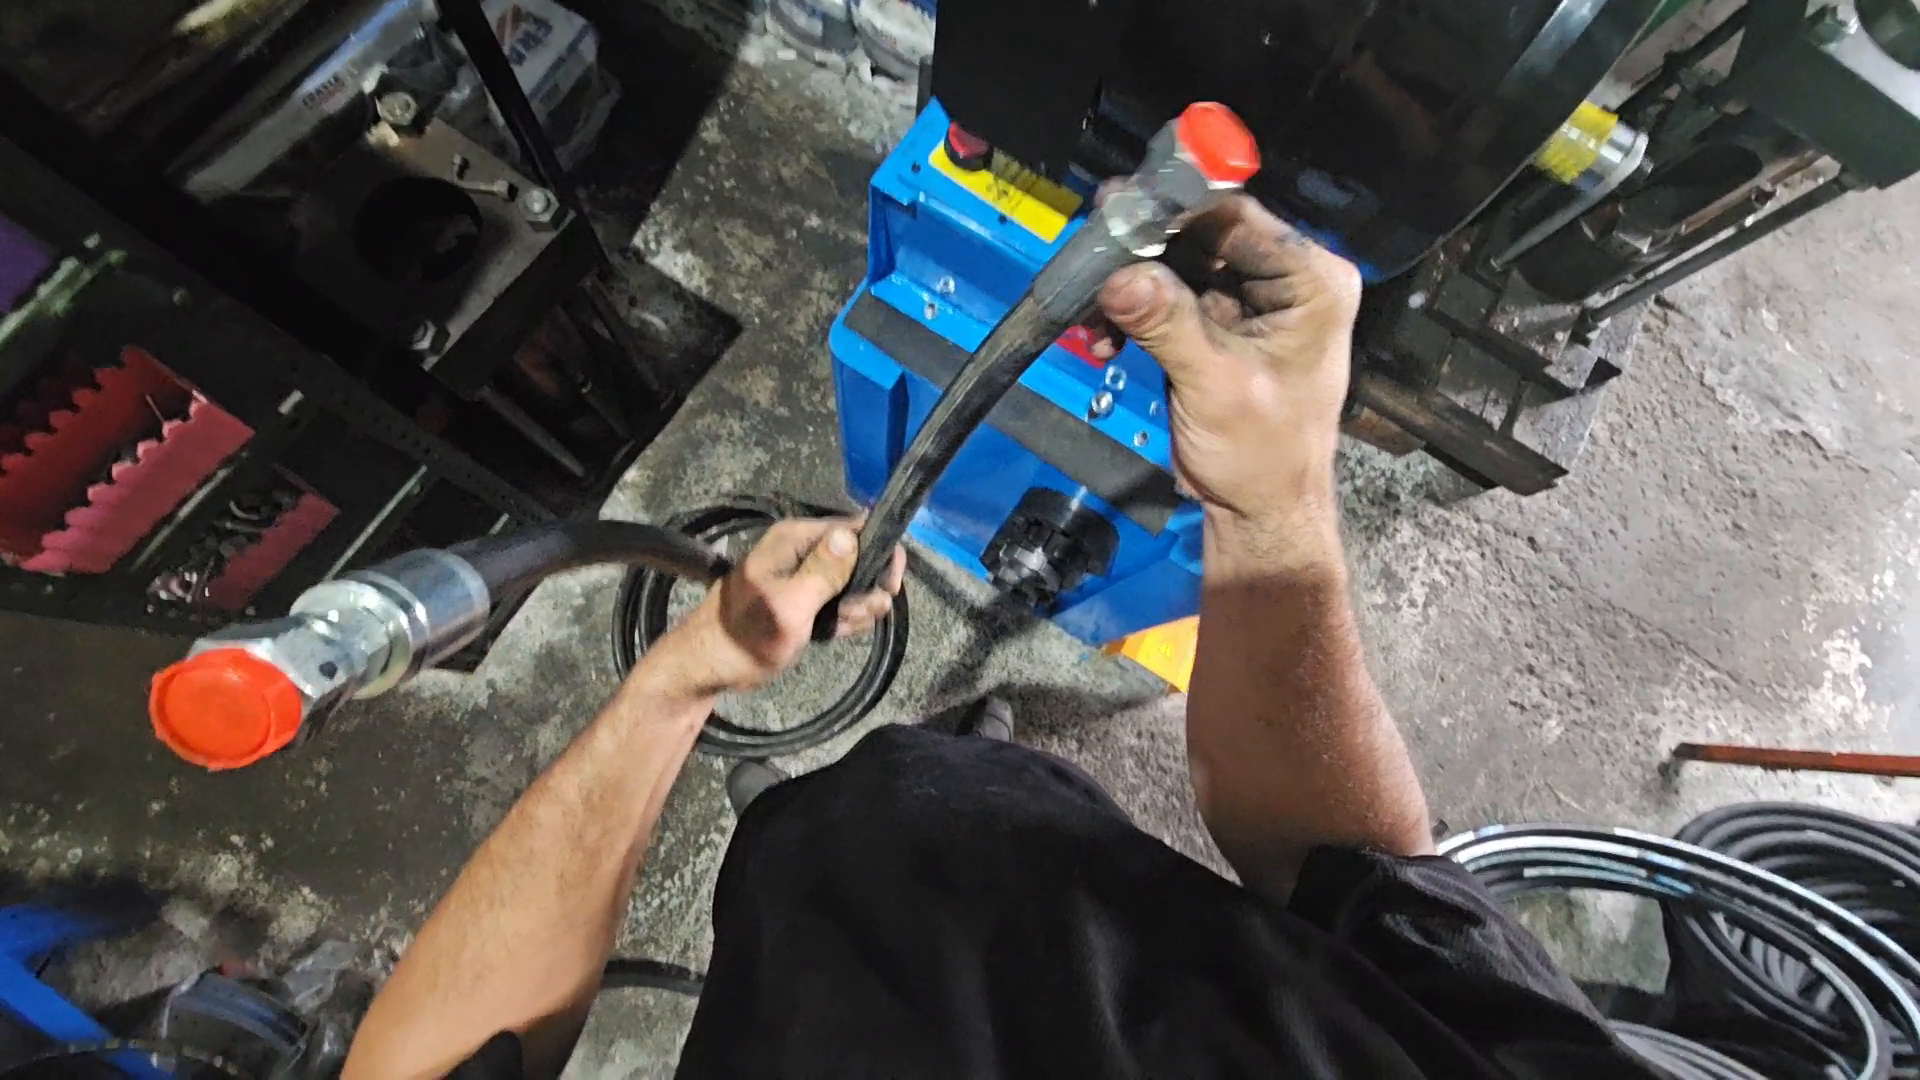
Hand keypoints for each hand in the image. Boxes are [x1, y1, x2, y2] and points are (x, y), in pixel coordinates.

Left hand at [648, 518, 906, 697]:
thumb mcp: (790, 606)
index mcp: (797, 539)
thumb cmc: (745, 638)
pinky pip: (843, 600)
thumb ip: (824, 571)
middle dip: (868, 589)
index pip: (858, 527)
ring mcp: (806, 573)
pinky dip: (845, 619)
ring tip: (834, 629)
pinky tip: (832, 634)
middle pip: (864, 556)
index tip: (887, 588)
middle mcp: (804, 548)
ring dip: (857, 609)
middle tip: (850, 616)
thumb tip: (853, 533)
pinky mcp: (808, 597)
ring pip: (857, 583)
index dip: (881, 554)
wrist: (708, 669)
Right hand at [1092, 195, 1361, 533]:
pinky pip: (1165, 304)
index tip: (1117, 205)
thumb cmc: (1259, 454)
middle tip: (1089, 253)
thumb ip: (1168, 325)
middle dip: (1142, 251)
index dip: (1176, 207)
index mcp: (1308, 283)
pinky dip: (1131, 316)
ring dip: (1128, 288)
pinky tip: (1103, 338)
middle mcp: (1280, 283)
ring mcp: (1244, 305)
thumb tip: (1117, 276)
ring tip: (1088, 312)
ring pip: (1175, 270)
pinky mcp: (1212, 330)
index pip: (1238, 220)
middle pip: (1200, 239)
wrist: (1256, 511)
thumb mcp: (1216, 386)